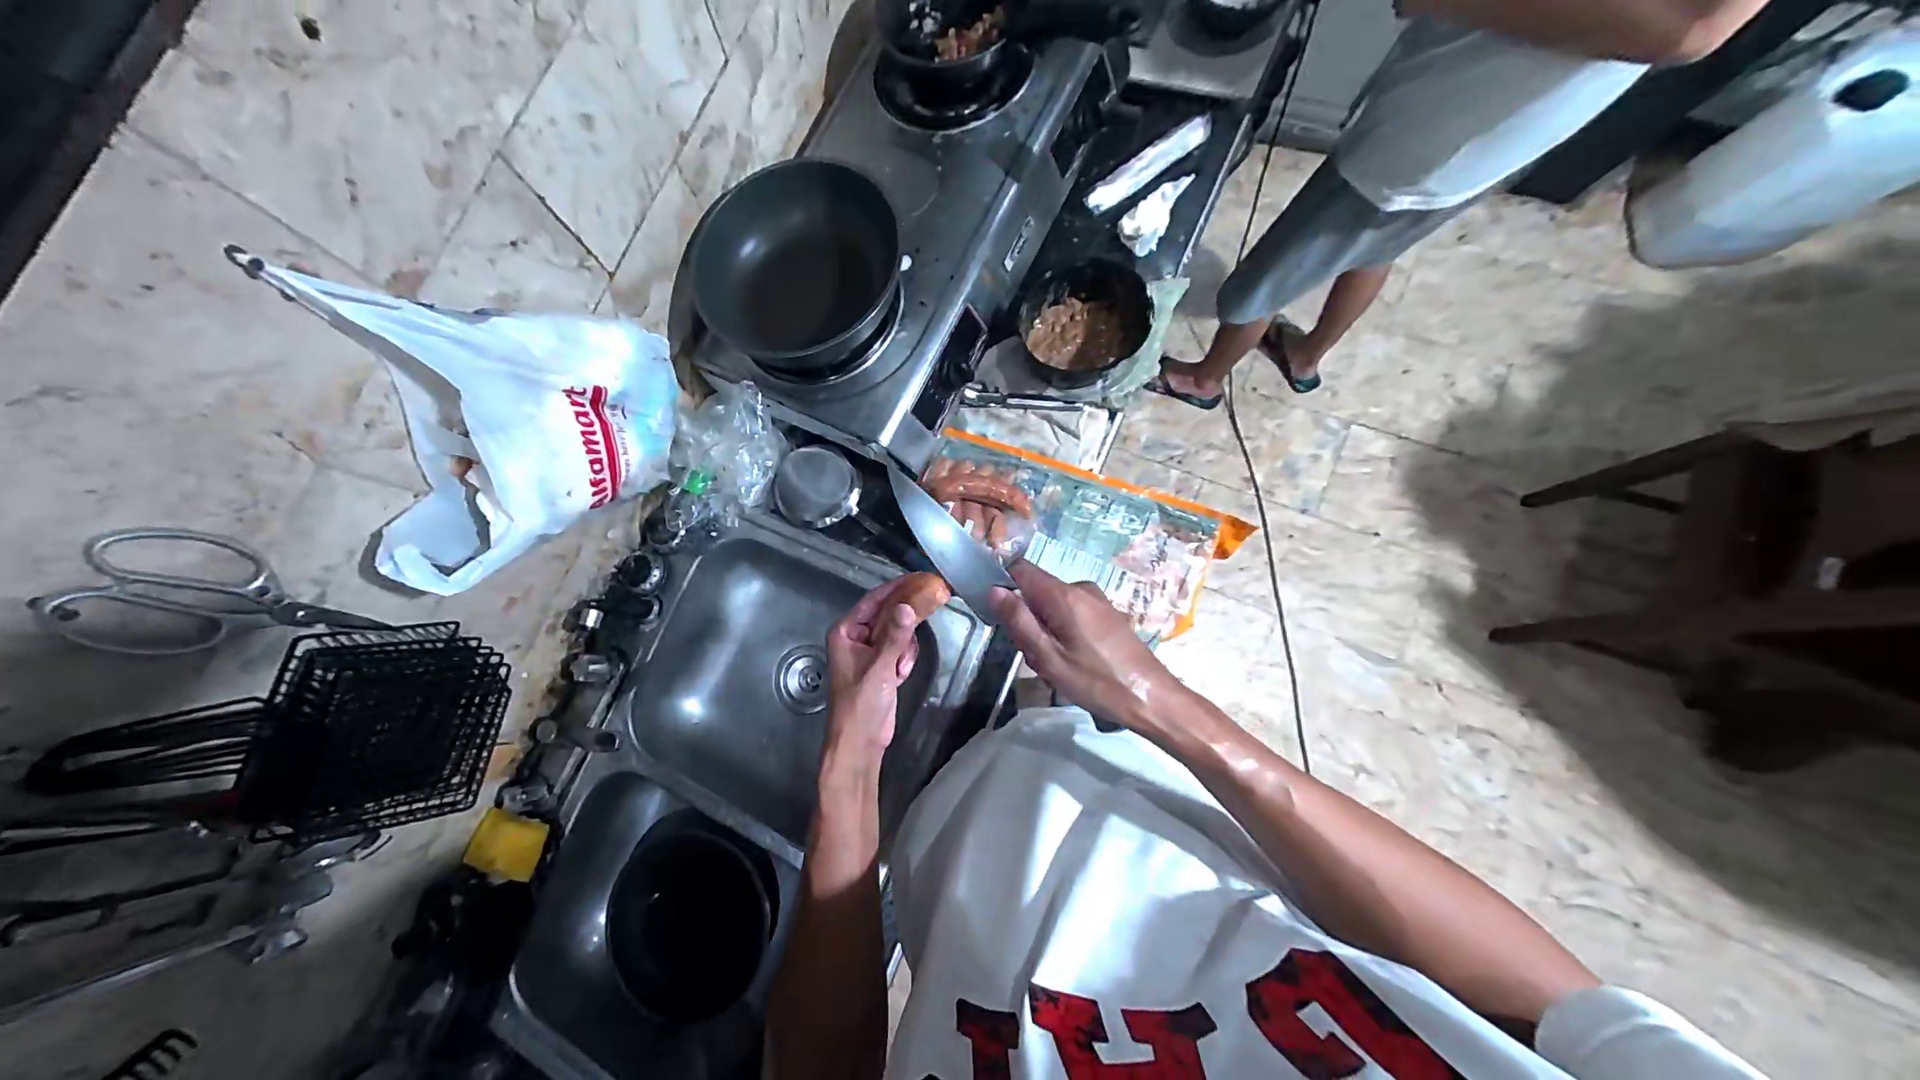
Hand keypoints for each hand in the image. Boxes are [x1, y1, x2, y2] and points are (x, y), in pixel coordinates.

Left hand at [823, 577, 925, 773]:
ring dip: (904, 648)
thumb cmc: (860, 705)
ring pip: (898, 632)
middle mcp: (856, 638)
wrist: (860, 742)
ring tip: (899, 669)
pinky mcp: (882, 666)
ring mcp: (870, 652)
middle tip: (932, 603)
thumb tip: (908, 607)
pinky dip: (904, 660)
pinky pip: (900, 649)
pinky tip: (900, 676)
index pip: (874, 600)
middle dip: (905, 620)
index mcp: (846, 632)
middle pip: (888, 614)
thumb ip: (895, 636)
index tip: (920, 577)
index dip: (897, 588)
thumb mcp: (879, 668)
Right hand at [988, 561, 1191, 733]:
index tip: (1001, 618)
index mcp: (1064, 595)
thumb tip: (994, 590)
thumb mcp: (1049, 658)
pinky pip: (1071, 615)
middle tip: (1037, 658)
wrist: (1151, 698)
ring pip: (1052, 607)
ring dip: (1045, 634)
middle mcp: (1081, 588)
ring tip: (1057, 668)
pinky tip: (1074, 664)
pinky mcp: (1106, 614)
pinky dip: (1063, 635)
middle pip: (1036, 592)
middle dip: (1027, 621)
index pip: (1021, 569)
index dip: (1004, 586)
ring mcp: (1096, 600)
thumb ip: (1019, 621)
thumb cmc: (1097, 681)